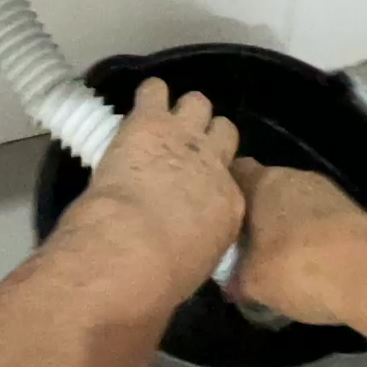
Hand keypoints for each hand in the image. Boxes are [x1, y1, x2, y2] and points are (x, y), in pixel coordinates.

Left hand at [53, 77, 244, 306]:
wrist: (133, 246)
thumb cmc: (160, 276)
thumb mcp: (196, 266)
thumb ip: (197, 245)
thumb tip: (184, 248)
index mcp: (230, 205)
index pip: (233, 180)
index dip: (214, 178)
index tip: (198, 185)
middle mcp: (214, 163)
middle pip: (224, 130)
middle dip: (206, 135)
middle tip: (184, 146)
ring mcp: (183, 136)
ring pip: (197, 101)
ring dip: (181, 111)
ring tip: (162, 122)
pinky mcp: (150, 121)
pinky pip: (154, 90)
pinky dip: (148, 95)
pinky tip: (139, 106)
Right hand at [227, 158, 366, 325]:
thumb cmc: (299, 268)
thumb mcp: (254, 282)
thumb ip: (236, 277)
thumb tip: (230, 282)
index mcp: (263, 182)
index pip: (236, 171)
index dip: (226, 190)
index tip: (218, 214)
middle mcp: (294, 176)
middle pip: (267, 187)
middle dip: (258, 213)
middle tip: (247, 245)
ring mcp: (327, 191)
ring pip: (296, 203)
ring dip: (288, 225)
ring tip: (280, 260)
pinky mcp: (353, 211)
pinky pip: (321, 220)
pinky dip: (314, 237)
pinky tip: (312, 266)